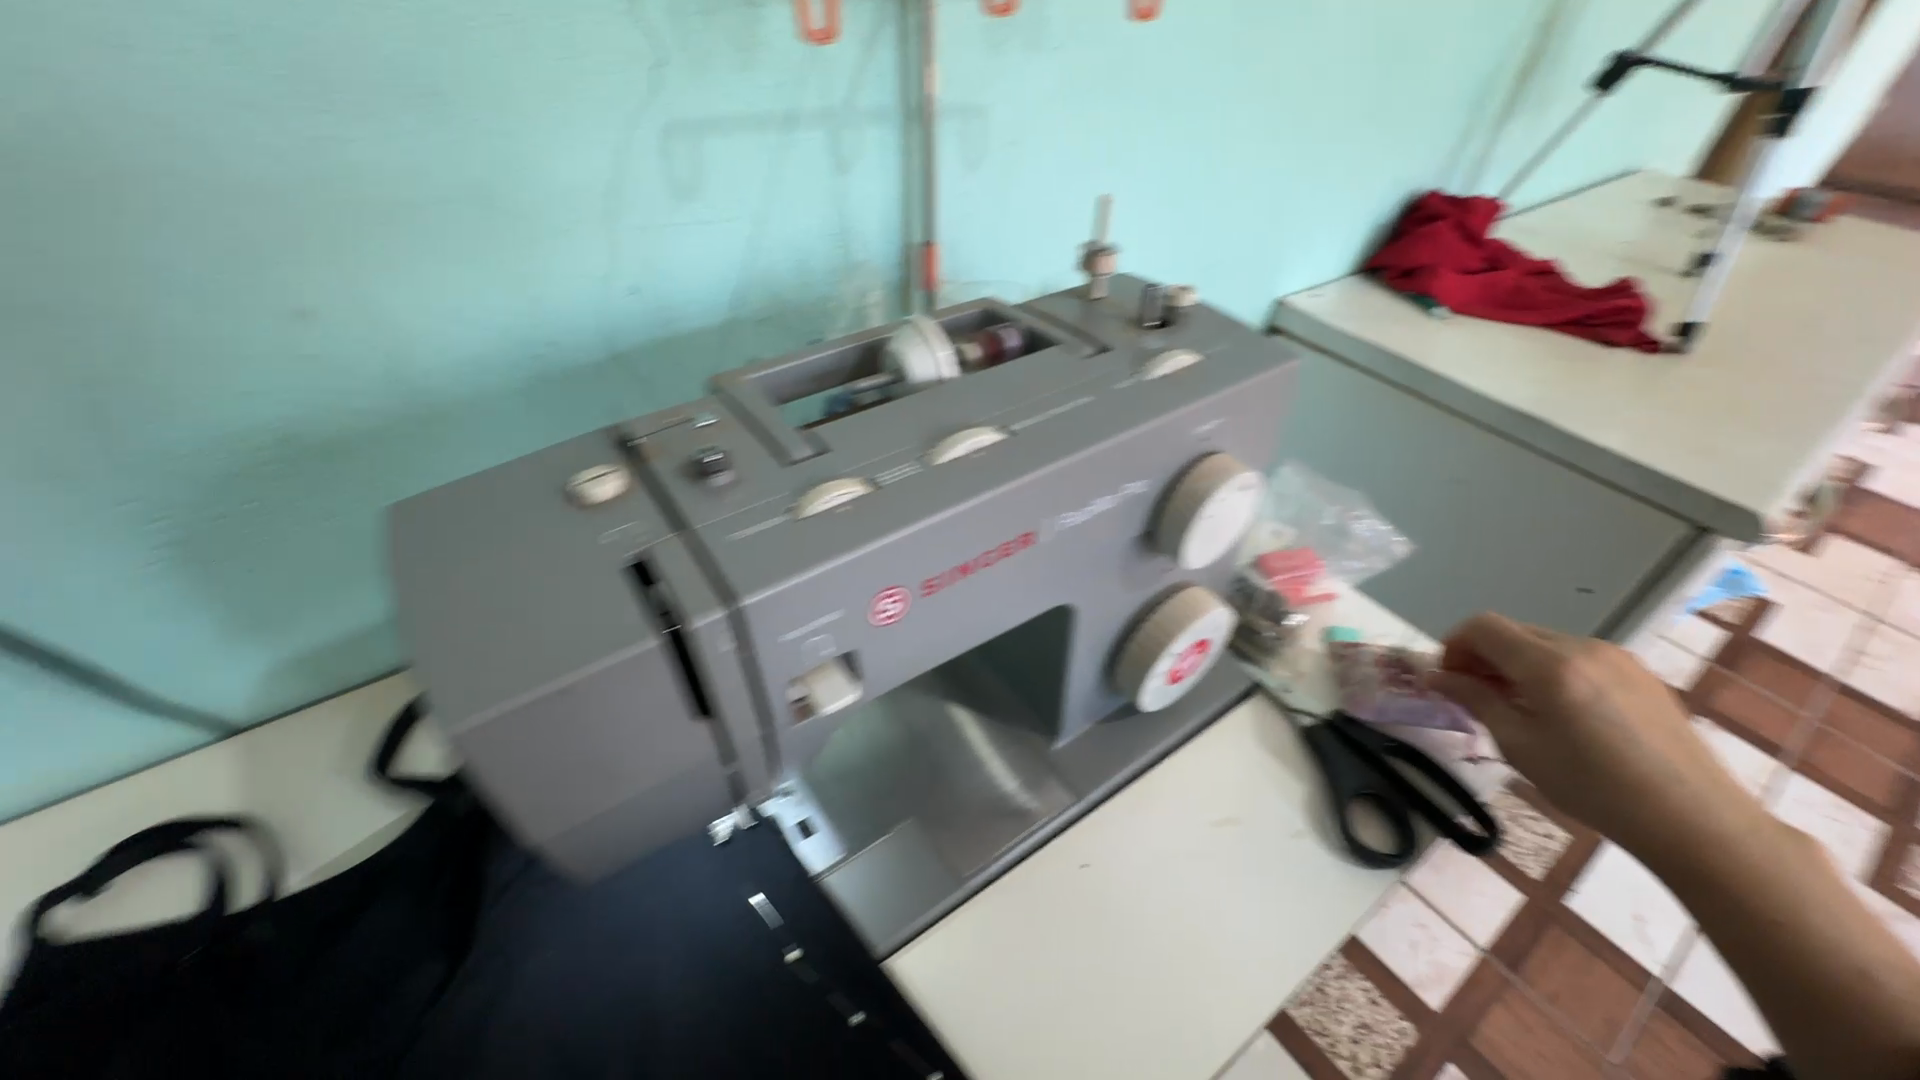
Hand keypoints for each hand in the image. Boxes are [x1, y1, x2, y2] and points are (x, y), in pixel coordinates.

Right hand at [1427, 613, 1758, 864]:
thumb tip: (1438, 677)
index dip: (1454, 645)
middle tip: (1473, 695)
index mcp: (1549, 664)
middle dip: (1483, 655)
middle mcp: (1583, 648)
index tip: (1447, 679)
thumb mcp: (1520, 746)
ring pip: (1546, 644)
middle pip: (1514, 631)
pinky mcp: (1640, 674)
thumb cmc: (1594, 788)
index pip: (1483, 627)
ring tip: (1516, 708)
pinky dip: (1552, 672)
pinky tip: (1559, 714)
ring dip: (1517, 664)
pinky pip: (1579, 658)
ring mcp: (1617, 658)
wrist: (1693, 818)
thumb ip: (1475, 701)